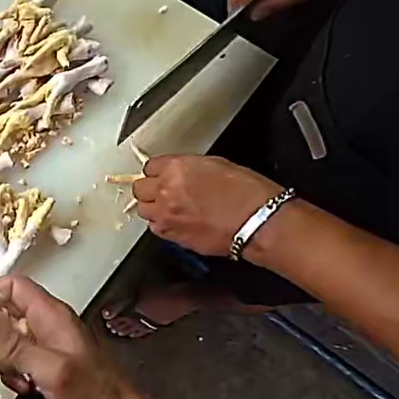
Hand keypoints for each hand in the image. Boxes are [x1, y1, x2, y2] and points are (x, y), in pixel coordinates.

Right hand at [0, 275, 129, 398]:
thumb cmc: (91, 394)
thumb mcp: (46, 368)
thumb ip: (9, 343)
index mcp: (50, 313)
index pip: (11, 285)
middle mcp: (47, 321)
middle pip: (5, 311)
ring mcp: (47, 339)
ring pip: (7, 336)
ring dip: (3, 357)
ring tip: (17, 379)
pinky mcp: (46, 357)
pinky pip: (17, 354)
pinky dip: (13, 369)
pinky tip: (24, 387)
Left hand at [131, 155, 282, 257]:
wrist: (258, 223)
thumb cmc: (247, 192)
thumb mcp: (217, 164)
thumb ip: (188, 168)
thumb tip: (177, 173)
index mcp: (176, 169)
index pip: (150, 167)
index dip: (158, 171)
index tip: (162, 174)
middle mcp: (164, 191)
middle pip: (140, 188)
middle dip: (150, 188)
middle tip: (162, 191)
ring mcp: (164, 214)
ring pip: (143, 209)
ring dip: (153, 207)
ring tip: (169, 207)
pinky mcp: (169, 234)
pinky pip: (154, 227)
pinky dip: (161, 223)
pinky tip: (176, 221)